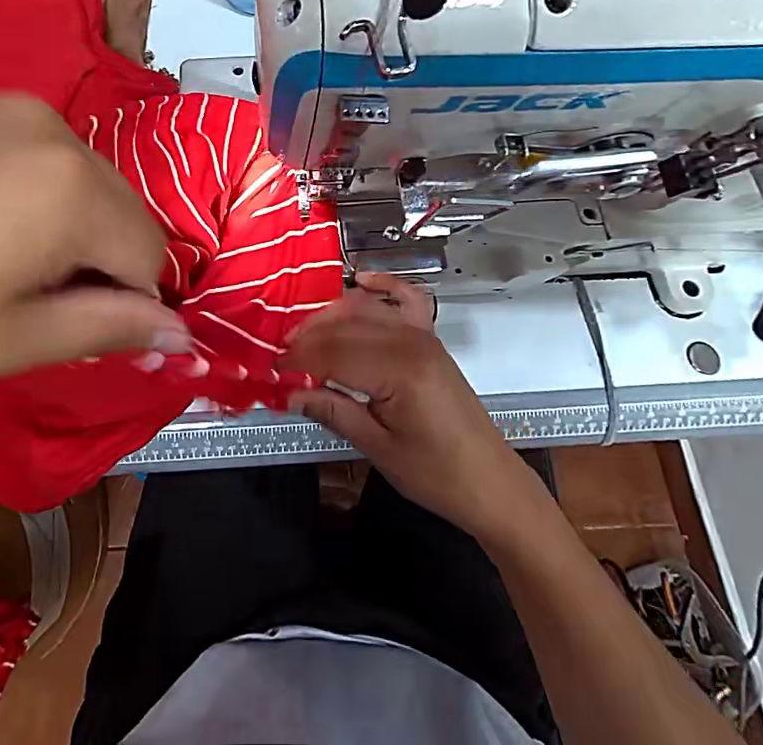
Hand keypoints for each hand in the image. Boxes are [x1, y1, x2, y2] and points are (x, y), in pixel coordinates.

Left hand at [0, 94, 189, 446]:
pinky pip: (18, 159)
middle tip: (30, 316)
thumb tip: (177, 332)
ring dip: (57, 234)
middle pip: (116, 211)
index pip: (151, 256)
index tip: (89, 343)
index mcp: (71, 186)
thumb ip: (107, 330)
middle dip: (97, 268)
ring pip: (69, 184)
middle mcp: (48, 127)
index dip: (132, 309)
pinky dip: (16, 202)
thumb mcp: (0, 341)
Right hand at [284, 273, 546, 540]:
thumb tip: (291, 394)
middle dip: (309, 336)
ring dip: (332, 315)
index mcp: (399, 371)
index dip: (299, 358)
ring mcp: (425, 337)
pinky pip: (406, 300)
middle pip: (347, 325)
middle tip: (282, 355)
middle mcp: (412, 343)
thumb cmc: (437, 474)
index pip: (334, 352)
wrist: (488, 481)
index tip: (274, 367)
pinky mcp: (431, 341)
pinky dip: (384, 286)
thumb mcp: (377, 447)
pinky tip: (360, 280)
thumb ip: (333, 410)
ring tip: (304, 334)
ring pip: (368, 309)